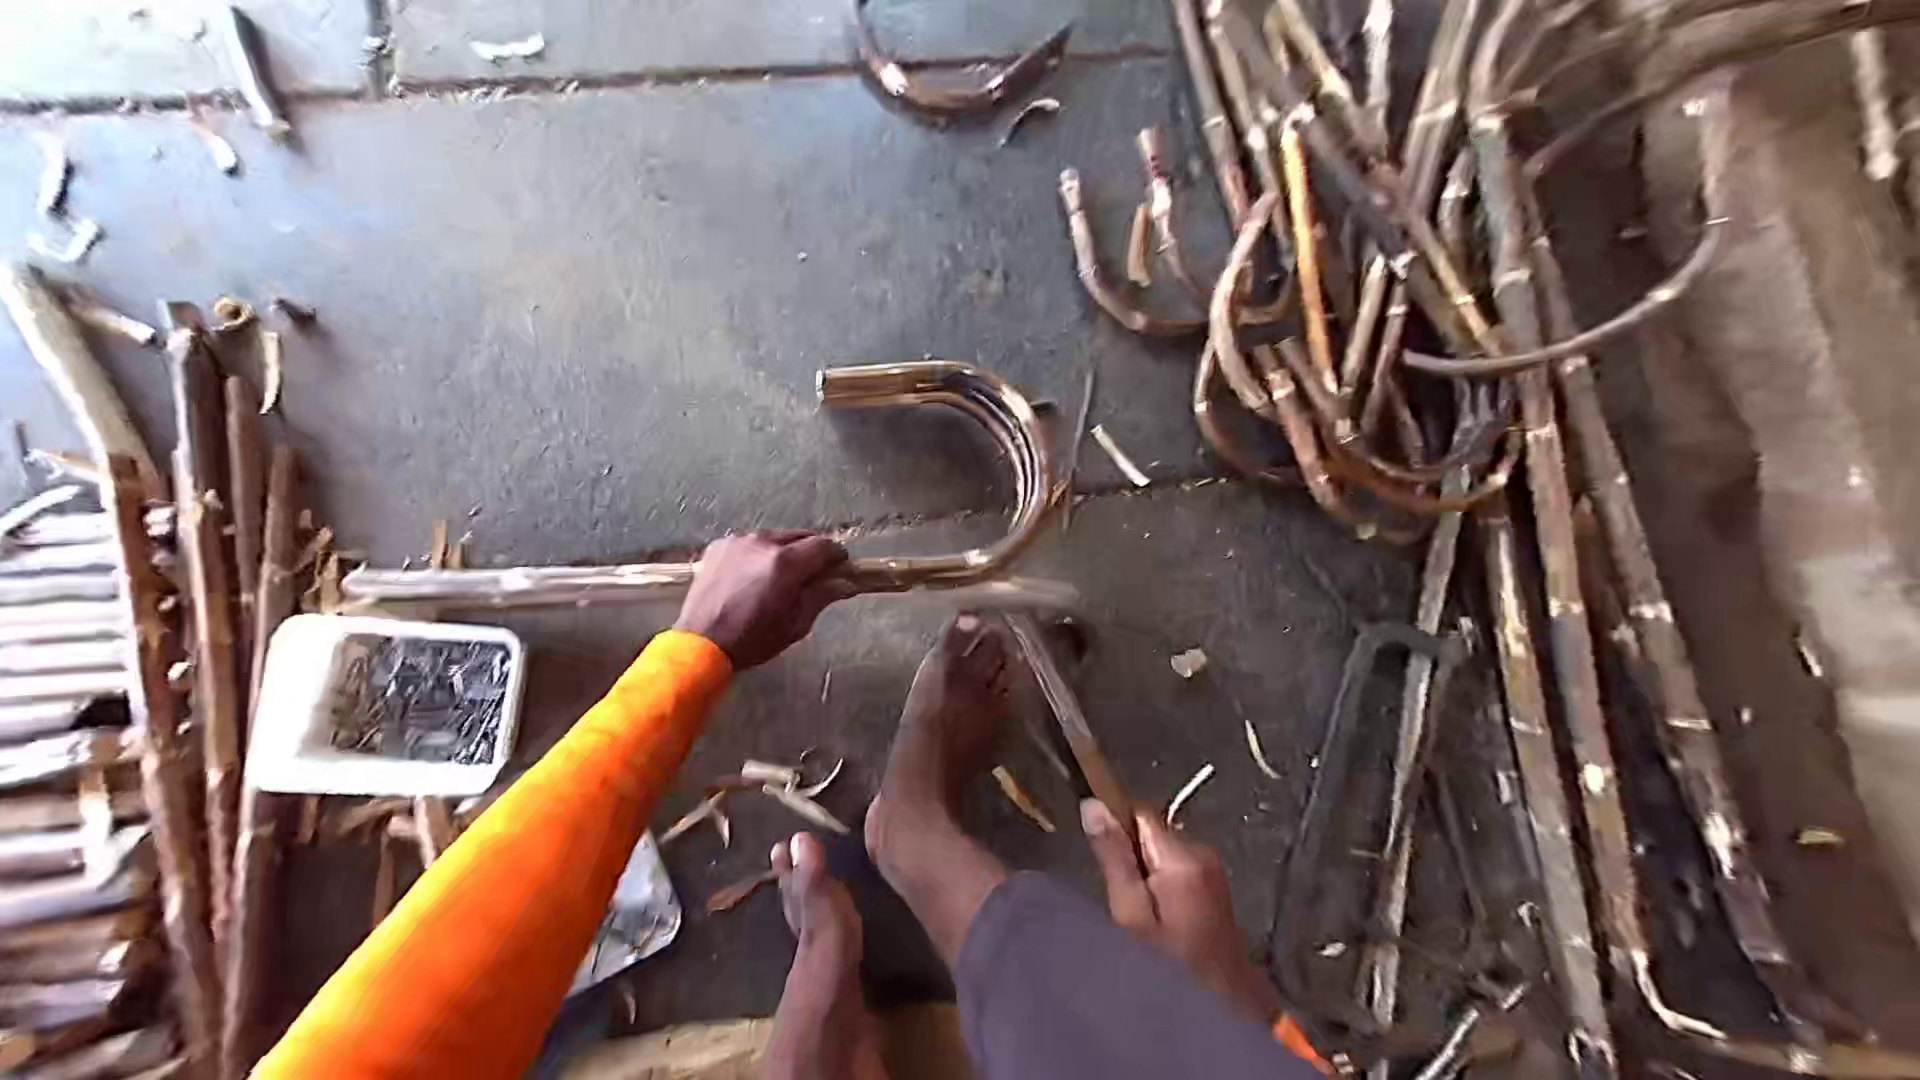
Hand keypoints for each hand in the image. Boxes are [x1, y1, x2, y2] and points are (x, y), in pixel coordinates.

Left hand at [674, 531, 855, 668]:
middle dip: (811, 552)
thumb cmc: (753, 639)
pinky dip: (759, 554)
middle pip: (800, 536)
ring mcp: (739, 541)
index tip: (840, 567)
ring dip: (785, 551)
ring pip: (775, 538)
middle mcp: (763, 543)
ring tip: (781, 575)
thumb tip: (847, 582)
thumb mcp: (796, 624)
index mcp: (786, 563)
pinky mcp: (720, 546)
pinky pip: (751, 543)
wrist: (700, 644)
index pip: (824, 546)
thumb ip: (823, 595)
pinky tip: (755, 575)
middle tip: (812, 573)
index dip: (837, 556)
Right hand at [1081, 800, 1282, 1024]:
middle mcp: (1203, 853)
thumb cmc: (1171, 967)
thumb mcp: (1131, 914)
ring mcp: (1213, 871)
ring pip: (1161, 851)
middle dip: (1131, 856)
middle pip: (1150, 832)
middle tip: (1126, 898)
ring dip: (1146, 873)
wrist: (1223, 1011)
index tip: (1105, 859)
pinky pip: (1176, 869)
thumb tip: (1094, 805)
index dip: (1115, 828)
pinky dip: (1162, 886)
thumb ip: (1113, 856)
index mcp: (1183, 856)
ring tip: (1144, 914)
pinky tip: (1162, 919)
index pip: (1138, 811)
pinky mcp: (1214, 887)